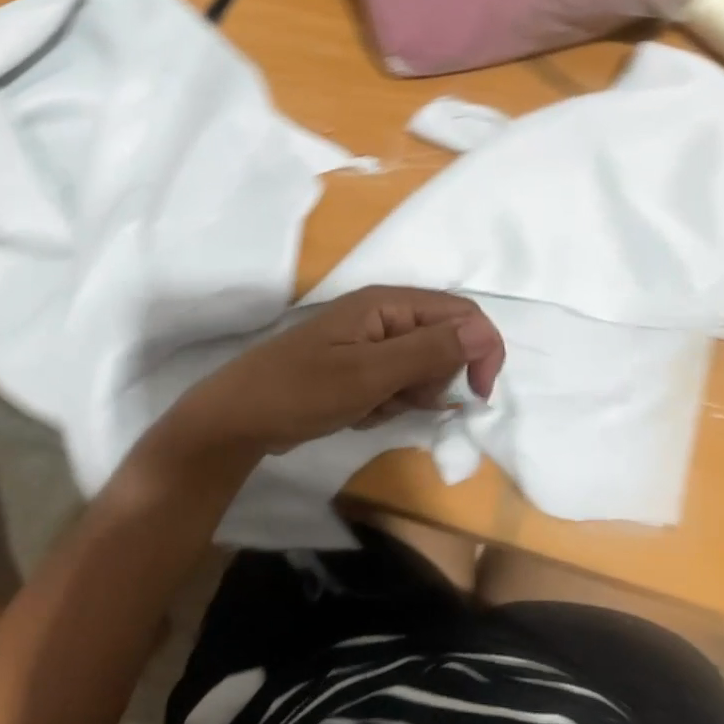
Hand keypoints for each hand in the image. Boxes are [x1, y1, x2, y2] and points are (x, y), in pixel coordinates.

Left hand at [167, 286, 504, 455]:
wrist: (239, 419)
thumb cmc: (302, 391)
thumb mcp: (370, 373)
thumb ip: (429, 351)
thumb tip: (484, 333)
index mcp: (387, 304)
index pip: (462, 315)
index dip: (480, 351)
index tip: (476, 396)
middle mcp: (383, 317)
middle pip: (444, 344)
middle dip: (434, 380)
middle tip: (400, 399)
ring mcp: (369, 344)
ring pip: (422, 371)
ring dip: (408, 397)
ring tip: (370, 406)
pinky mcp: (358, 369)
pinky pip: (396, 386)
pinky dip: (386, 405)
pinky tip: (357, 413)